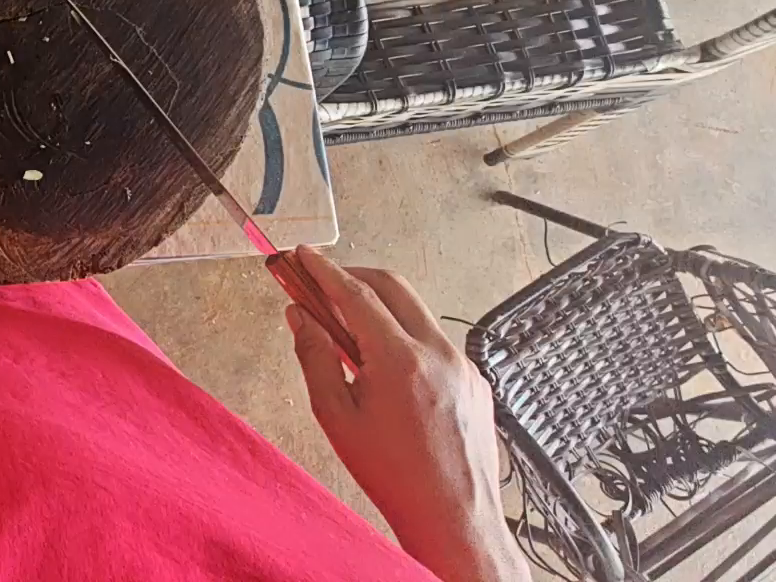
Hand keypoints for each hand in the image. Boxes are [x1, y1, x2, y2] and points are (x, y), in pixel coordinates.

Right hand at [288, 248, 528, 581]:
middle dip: (352, 274)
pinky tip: (379, 358)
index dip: (323, 270)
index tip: (302, 255)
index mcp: (400, 360)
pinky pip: (432, 337)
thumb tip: (299, 315)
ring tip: (344, 325)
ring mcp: (463, 366)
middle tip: (319, 282)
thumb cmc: (391, 473)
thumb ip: (313, 355)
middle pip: (391, 286)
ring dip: (376, 303)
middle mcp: (438, 354)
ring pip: (414, 309)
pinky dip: (400, 330)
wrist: (456, 521)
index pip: (356, 294)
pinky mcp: (475, 381)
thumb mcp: (334, 414)